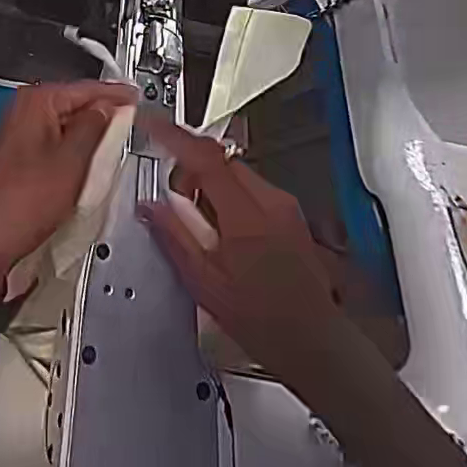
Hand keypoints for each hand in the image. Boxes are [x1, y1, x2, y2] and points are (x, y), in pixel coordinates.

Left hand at [0, 80, 134, 298]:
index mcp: (36, 102)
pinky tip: (88, 170)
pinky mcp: (23, 156)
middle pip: (77, 106)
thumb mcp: (73, 160)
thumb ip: (96, 126)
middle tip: (129, 128)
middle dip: (104, 118)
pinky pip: (58, 145)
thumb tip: (109, 108)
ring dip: (90, 139)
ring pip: (69, 127)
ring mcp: (22, 134)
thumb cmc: (18, 205)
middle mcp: (24, 112)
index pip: (87, 88)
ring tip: (111, 154)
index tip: (135, 99)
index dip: (116, 95)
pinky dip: (76, 154)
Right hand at [138, 116, 346, 383]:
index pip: (206, 159)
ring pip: (235, 173)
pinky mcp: (290, 213)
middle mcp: (270, 201)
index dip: (175, 137)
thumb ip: (175, 238)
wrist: (315, 341)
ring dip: (211, 187)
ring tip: (204, 230)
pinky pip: (251, 188)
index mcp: (246, 217)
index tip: (154, 125)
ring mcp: (284, 205)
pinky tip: (226, 235)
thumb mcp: (205, 284)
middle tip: (177, 203)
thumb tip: (151, 207)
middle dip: (192, 172)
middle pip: (220, 160)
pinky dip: (230, 198)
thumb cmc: (264, 321)